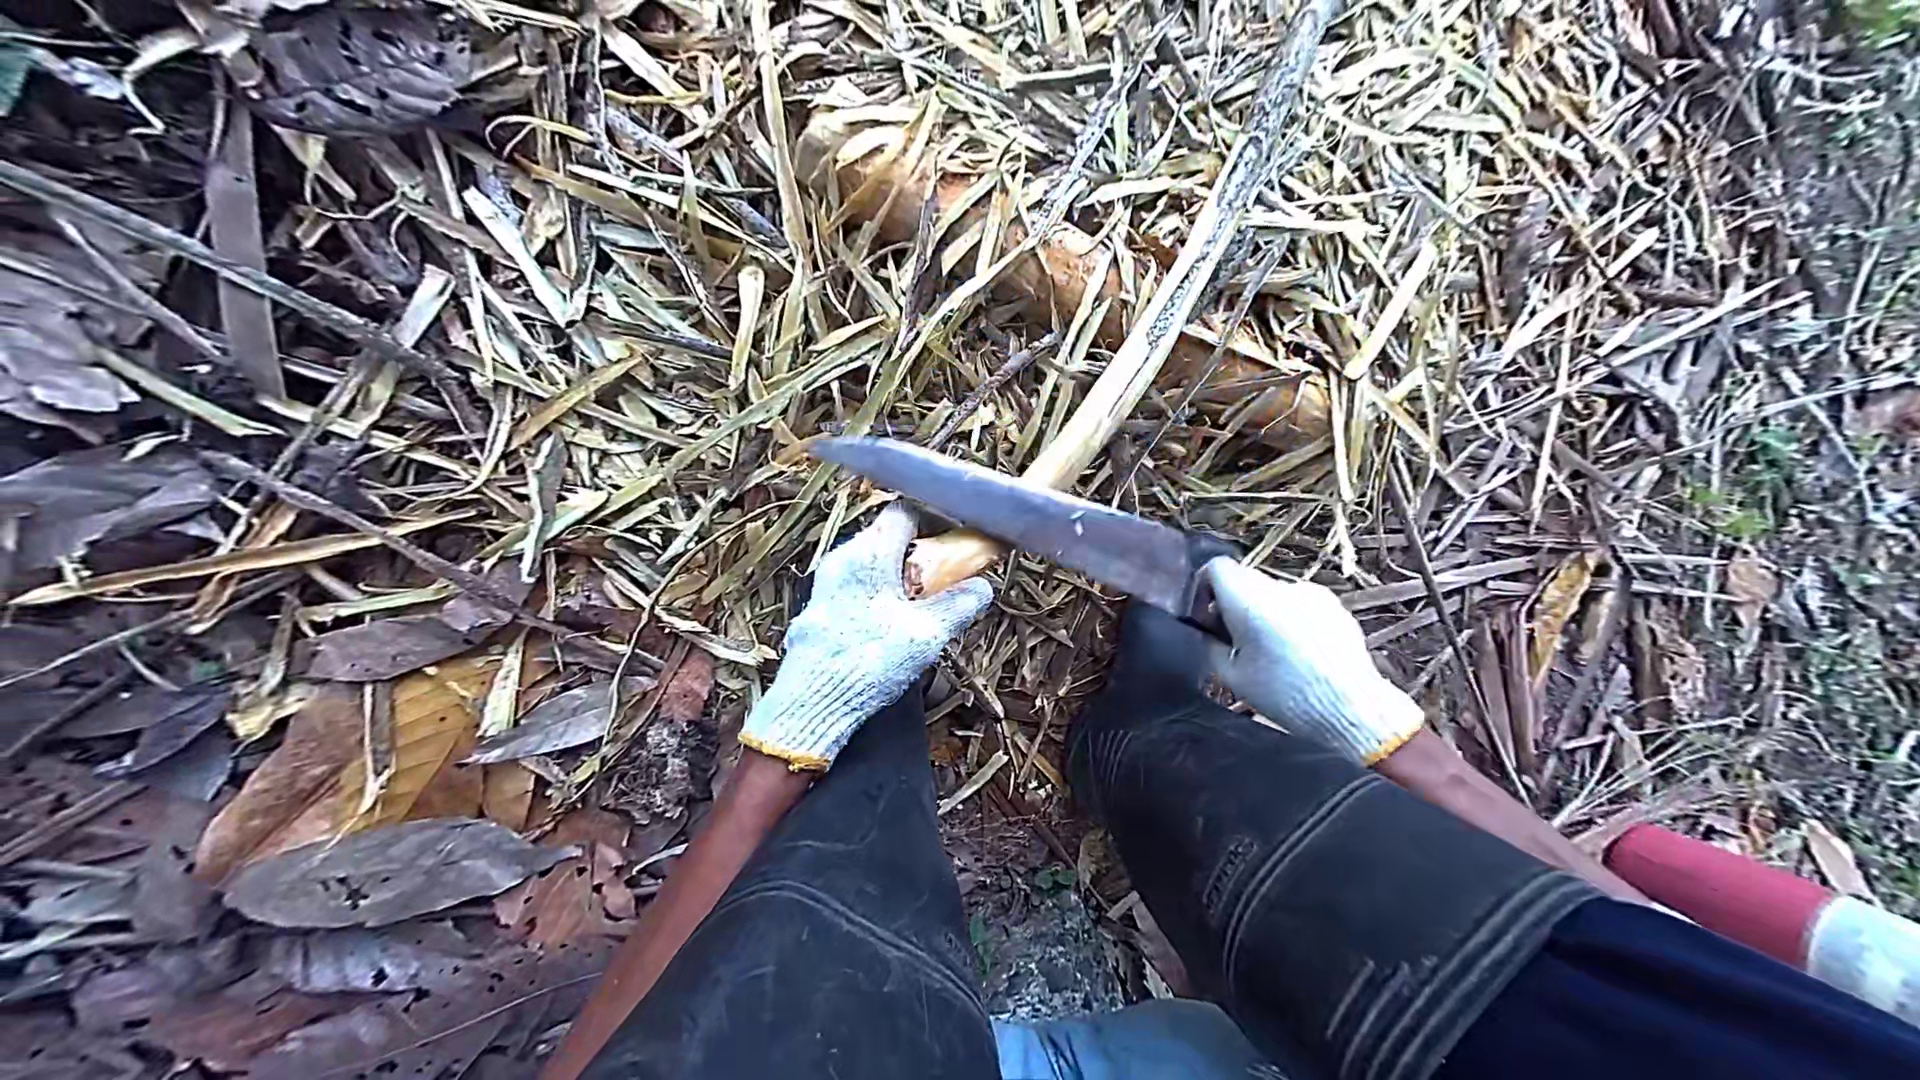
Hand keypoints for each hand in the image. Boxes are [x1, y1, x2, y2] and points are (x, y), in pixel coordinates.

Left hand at [739, 505, 993, 769]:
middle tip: (942, 577)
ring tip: (919, 605)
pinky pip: (853, 587)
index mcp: (868, 551)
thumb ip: (959, 604)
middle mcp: (841, 558)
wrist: (814, 702)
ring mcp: (824, 583)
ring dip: (897, 575)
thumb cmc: (872, 658)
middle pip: (886, 536)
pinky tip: (889, 625)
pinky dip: (876, 593)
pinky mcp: (817, 609)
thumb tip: (982, 587)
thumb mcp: (929, 632)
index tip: (953, 541)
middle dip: (918, 551)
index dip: (934, 520)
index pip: (904, 511)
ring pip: (868, 563)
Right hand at [1201, 557, 1422, 764]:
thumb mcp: (1230, 675)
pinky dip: (1286, 616)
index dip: (1202, 589)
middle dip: (1230, 603)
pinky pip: (1295, 601)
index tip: (1205, 617)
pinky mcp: (1332, 603)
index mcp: (1250, 601)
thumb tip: (1202, 628)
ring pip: (1268, 590)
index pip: (1215, 567)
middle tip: (1231, 638)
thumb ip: (1209, 642)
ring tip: (1266, 649)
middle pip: (1241, 579)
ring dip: (1258, 610)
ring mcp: (1309, 592)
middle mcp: (1280, 588)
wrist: (1352, 709)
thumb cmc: (1286, 696)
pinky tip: (1293, 649)